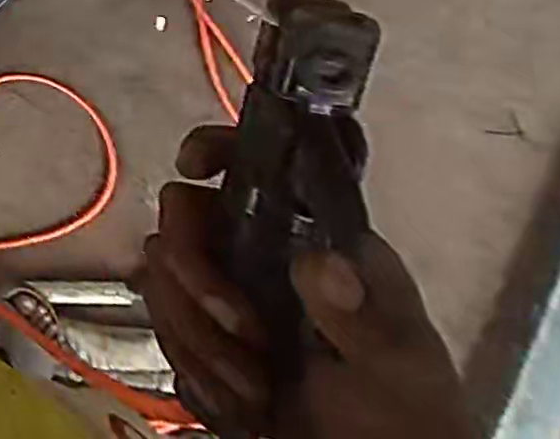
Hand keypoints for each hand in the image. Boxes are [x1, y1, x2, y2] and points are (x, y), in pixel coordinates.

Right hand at [141, 125, 470, 438]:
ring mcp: (214, 280)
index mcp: (302, 233)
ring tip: (252, 390)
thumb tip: (323, 264)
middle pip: (180, 217)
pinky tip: (231, 400)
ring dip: (196, 335)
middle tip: (245, 335)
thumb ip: (366, 321)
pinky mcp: (190, 321)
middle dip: (195, 277)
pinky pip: (157, 320)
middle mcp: (247, 243)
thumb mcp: (401, 376)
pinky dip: (189, 362)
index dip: (213, 147)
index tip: (192, 167)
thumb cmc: (402, 420)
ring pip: (159, 272)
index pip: (250, 164)